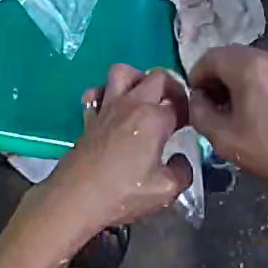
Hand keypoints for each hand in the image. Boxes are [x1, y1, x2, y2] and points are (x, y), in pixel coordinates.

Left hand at [33, 65, 193, 239]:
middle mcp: (131, 104)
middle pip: (157, 76)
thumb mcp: (166, 191)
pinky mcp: (89, 115)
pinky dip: (106, 92)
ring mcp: (107, 106)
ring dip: (138, 79)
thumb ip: (182, 172)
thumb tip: (179, 160)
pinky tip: (113, 109)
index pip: (180, 104)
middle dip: (172, 87)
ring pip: (123, 71)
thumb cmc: (123, 193)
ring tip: (145, 99)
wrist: (77, 196)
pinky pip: (97, 91)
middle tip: (175, 108)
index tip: (190, 126)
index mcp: (153, 118)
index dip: (190, 112)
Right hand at [188, 46, 267, 225]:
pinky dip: (256, 87)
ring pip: (251, 66)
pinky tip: (259, 117)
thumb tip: (200, 99)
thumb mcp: (221, 137)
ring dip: (235, 83)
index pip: (208, 57)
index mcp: (247, 66)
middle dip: (215, 78)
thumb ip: (199, 112)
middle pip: (230, 57)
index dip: (195, 77)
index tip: (196, 101)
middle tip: (212, 107)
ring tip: (235, 114)